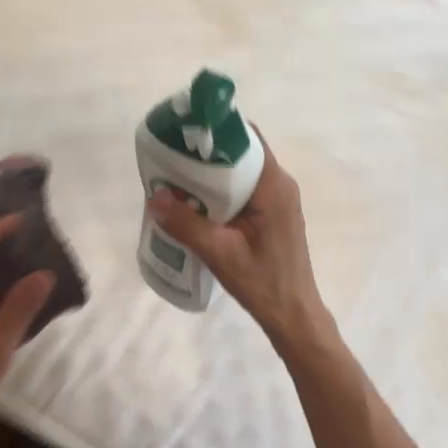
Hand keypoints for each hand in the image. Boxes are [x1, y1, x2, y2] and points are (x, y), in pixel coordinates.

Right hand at [148, 137, 329, 343]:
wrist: (293, 315)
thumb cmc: (262, 282)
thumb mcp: (219, 254)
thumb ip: (186, 224)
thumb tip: (154, 197)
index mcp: (273, 186)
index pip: (246, 139)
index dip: (215, 132)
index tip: (183, 135)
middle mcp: (280, 185)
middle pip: (241, 154)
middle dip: (206, 154)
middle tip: (171, 160)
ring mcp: (279, 200)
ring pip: (241, 174)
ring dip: (211, 176)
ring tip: (176, 182)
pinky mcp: (273, 215)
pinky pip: (244, 191)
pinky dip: (220, 192)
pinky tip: (195, 206)